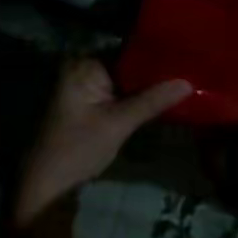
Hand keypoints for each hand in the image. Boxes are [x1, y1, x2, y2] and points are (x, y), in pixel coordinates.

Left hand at [12, 60, 191, 228]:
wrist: (45, 186)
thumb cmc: (76, 151)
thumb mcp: (118, 124)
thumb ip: (152, 101)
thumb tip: (188, 82)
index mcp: (84, 65)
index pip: (130, 51)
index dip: (159, 56)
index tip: (188, 58)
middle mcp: (83, 68)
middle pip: (129, 65)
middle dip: (156, 72)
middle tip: (192, 71)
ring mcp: (85, 85)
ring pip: (127, 80)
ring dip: (149, 86)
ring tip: (184, 82)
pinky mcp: (89, 102)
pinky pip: (120, 92)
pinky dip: (137, 97)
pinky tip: (162, 99)